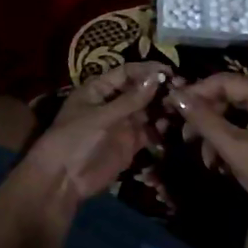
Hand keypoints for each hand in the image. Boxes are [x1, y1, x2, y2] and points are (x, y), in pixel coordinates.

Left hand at [11, 62, 168, 210]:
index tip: (170, 71)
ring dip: (163, 109)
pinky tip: (177, 127)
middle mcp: (112, 103)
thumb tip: (156, 77)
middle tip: (184, 91)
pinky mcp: (130, 143)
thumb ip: (130, 99)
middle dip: (159, 90)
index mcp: (97, 89)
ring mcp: (122, 123)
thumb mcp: (101, 116)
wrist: (64, 177)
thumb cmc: (75, 138)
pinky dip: (162, 129)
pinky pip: (149, 132)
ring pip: (147, 111)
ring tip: (182, 109)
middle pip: (139, 91)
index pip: (125, 73)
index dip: (146, 70)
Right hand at [169, 73, 247, 229]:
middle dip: (208, 114)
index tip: (172, 106)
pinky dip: (233, 135)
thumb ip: (204, 119)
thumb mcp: (233, 148)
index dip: (197, 92)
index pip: (227, 81)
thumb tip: (175, 96)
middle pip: (233, 94)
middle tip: (186, 135)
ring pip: (240, 110)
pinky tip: (220, 157)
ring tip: (204, 154)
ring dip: (218, 128)